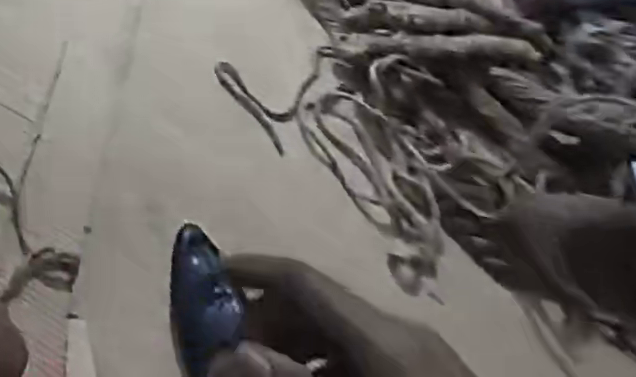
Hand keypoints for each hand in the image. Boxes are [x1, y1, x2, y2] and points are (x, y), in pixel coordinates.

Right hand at [225, 255, 474, 376]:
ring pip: (337, 327)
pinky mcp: (425, 370)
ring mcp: (419, 350)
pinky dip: (324, 362)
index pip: (301, 278)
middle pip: (316, 300)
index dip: (251, 269)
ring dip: (293, 341)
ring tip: (264, 365)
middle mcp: (400, 328)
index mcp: (383, 333)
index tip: (209, 275)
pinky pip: (361, 352)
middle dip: (267, 316)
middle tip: (232, 343)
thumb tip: (226, 353)